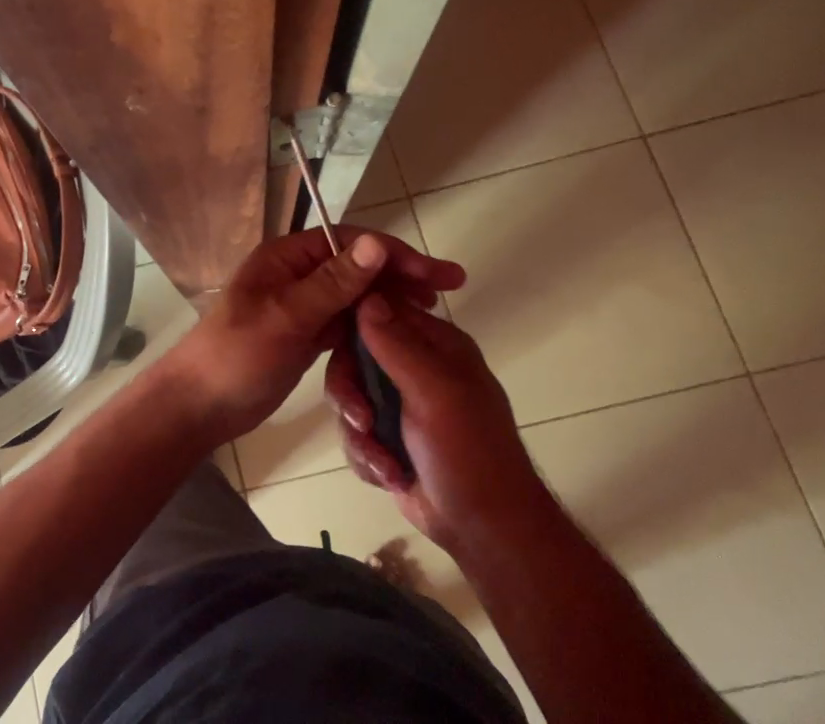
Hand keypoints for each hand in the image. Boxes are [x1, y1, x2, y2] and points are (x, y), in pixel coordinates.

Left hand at [156, 228, 466, 444]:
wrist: (200, 405)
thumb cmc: (236, 356)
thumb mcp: (287, 317)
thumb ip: (333, 283)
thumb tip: (377, 244)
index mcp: (286, 259)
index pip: (349, 243)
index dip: (394, 253)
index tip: (435, 272)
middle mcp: (295, 276)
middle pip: (357, 266)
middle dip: (400, 274)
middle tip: (448, 289)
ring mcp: (301, 307)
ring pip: (355, 295)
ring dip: (390, 299)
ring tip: (430, 312)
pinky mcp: (305, 336)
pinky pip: (345, 323)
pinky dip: (371, 326)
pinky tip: (399, 335)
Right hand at [327, 295, 547, 546]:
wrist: (483, 529)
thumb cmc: (469, 453)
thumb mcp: (435, 392)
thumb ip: (397, 344)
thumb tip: (365, 295)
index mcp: (435, 345)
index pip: (378, 312)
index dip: (352, 331)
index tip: (342, 358)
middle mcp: (415, 367)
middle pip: (351, 359)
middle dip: (351, 397)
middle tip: (363, 423)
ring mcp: (400, 404)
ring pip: (348, 401)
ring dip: (360, 437)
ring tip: (385, 464)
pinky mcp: (387, 438)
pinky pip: (354, 434)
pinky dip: (366, 457)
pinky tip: (389, 475)